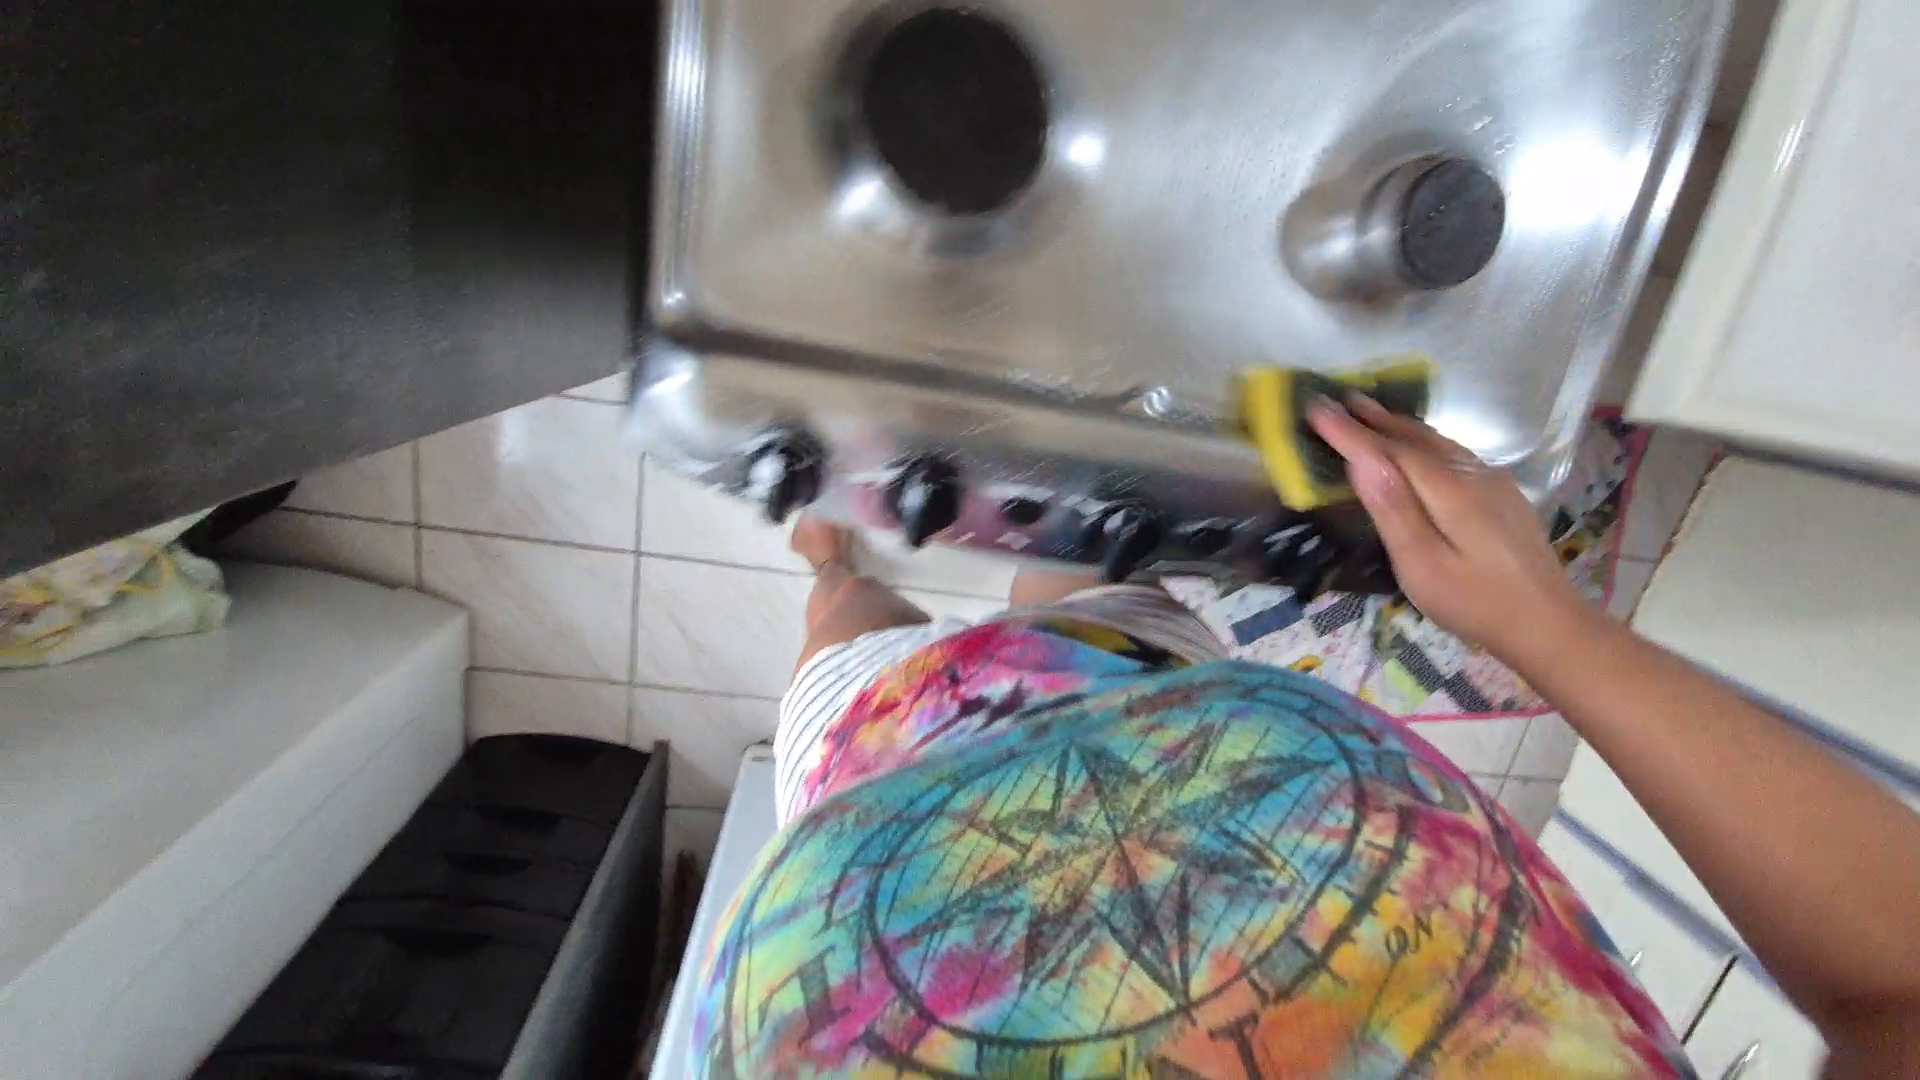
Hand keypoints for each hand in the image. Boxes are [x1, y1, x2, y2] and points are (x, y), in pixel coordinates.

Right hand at [1307, 394, 1593, 661]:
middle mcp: (1472, 476)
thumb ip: (1393, 510)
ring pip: (1438, 443)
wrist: (1549, 625)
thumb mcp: (1422, 564)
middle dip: (1375, 419)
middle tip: (1340, 400)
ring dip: (1399, 427)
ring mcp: (1492, 484)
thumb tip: (1362, 462)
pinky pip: (1452, 455)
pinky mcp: (1500, 496)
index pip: (1389, 451)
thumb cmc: (1474, 602)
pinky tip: (1417, 447)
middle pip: (1417, 439)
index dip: (1350, 431)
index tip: (1317, 408)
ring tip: (1370, 414)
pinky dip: (1422, 442)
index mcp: (1449, 492)